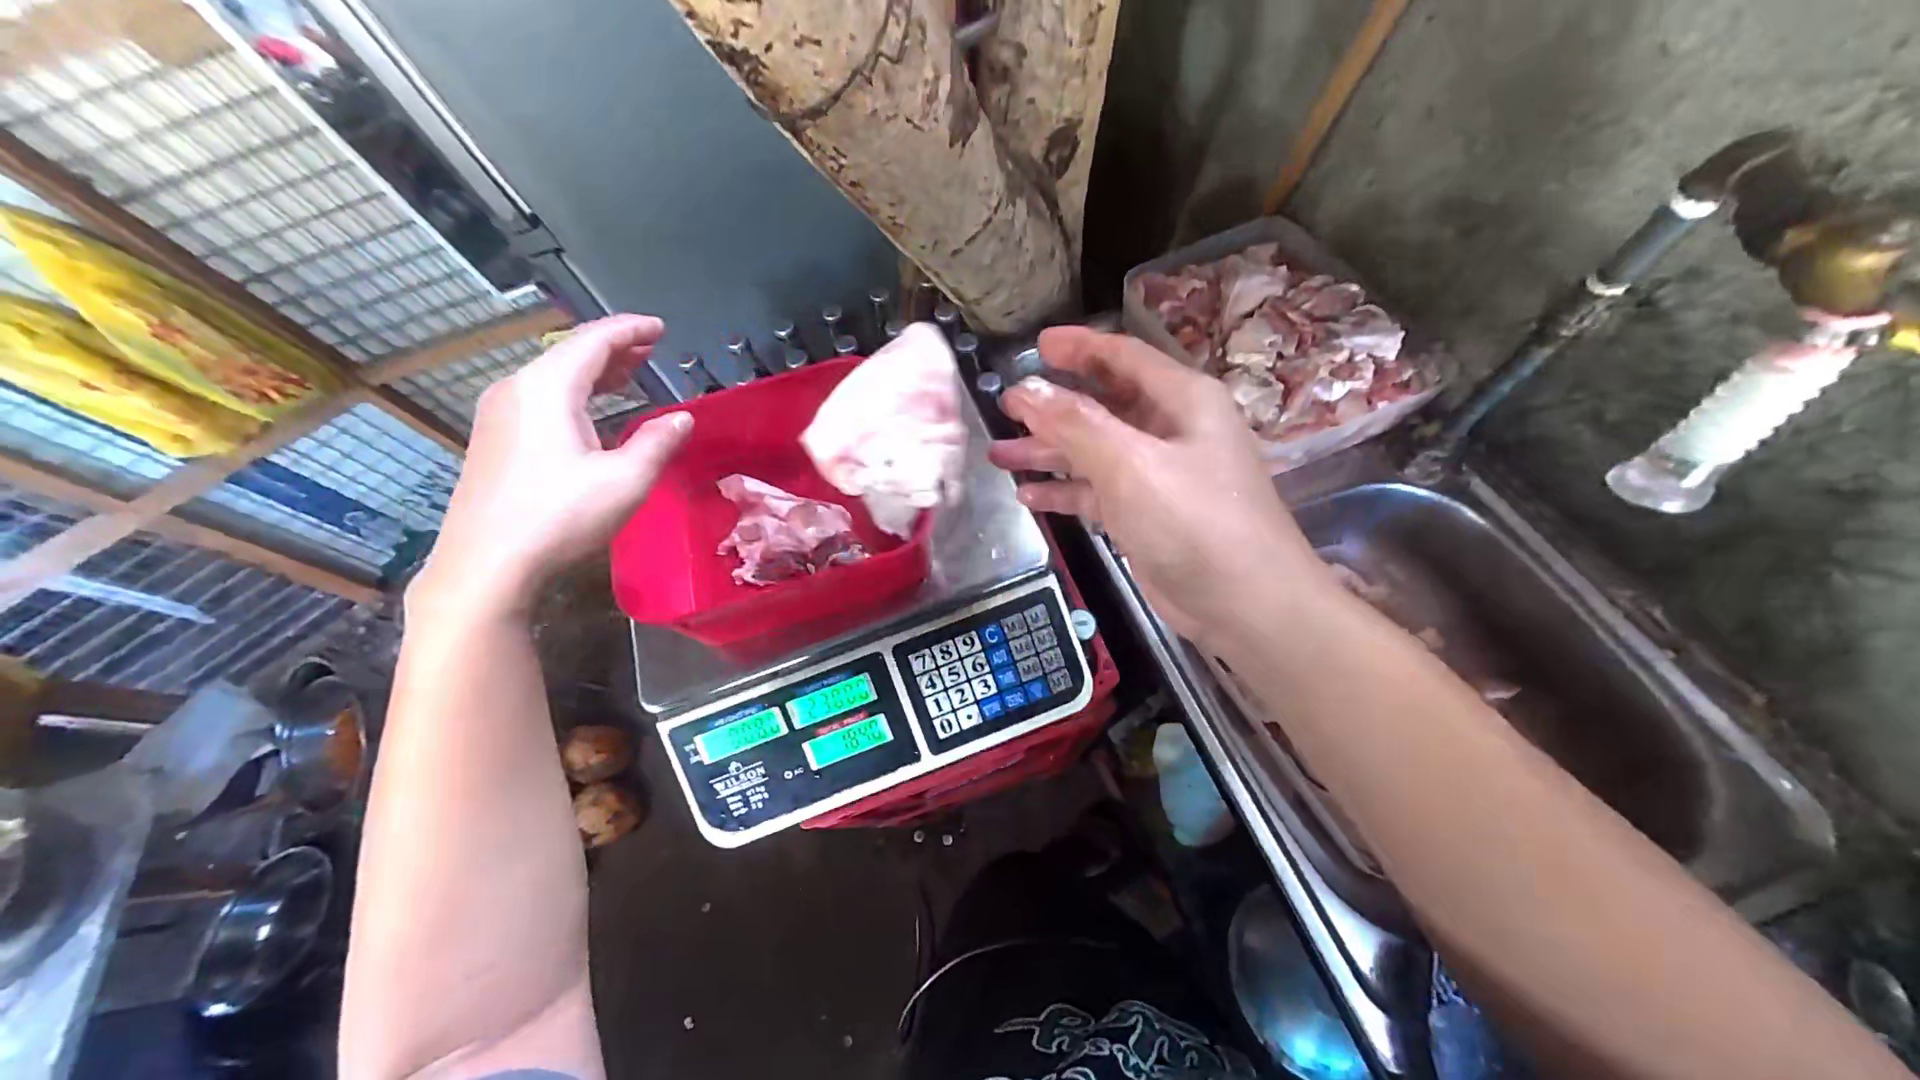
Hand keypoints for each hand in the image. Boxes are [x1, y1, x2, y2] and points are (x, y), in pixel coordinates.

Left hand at [411, 314, 692, 615]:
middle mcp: (517, 390)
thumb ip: (658, 442)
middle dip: (614, 350)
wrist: (488, 563)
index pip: (593, 341)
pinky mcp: (494, 441)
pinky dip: (574, 395)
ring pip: (554, 378)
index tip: (659, 328)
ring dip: (594, 374)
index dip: (630, 330)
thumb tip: (681, 419)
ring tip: (628, 376)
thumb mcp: (626, 480)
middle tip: (650, 350)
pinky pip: (541, 400)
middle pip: (570, 355)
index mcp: (547, 388)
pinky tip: (591, 414)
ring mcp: (498, 415)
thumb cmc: (561, 516)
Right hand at [988, 326, 1325, 644]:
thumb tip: (1026, 390)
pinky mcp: (1146, 515)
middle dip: (1052, 407)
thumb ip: (1075, 424)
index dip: (1079, 346)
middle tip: (1004, 406)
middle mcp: (1170, 430)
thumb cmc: (1194, 522)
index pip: (1122, 358)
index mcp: (1180, 400)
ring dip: (1048, 453)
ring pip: (1093, 452)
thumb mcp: (1131, 464)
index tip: (1035, 344)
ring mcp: (1158, 475)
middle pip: (1102, 405)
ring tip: (999, 455)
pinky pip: (1098, 492)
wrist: (1245, 604)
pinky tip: (1028, 495)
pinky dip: (1065, 491)